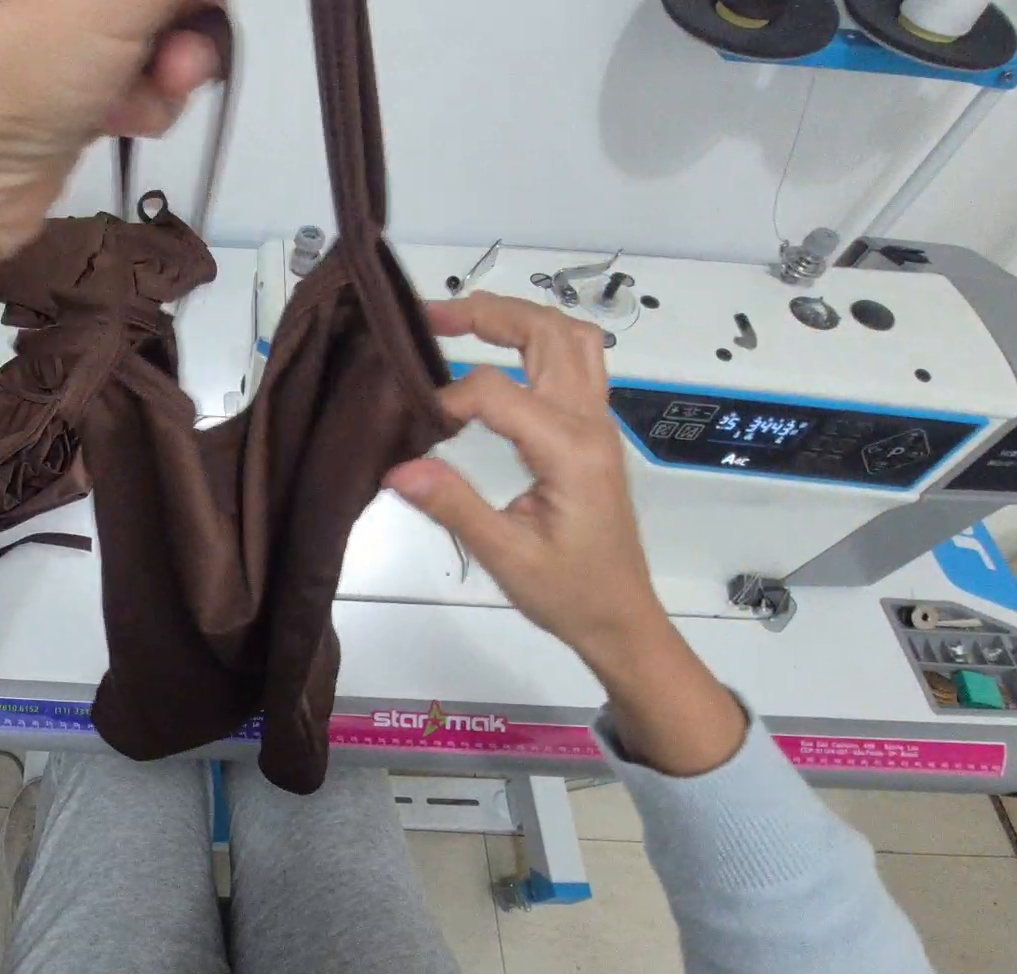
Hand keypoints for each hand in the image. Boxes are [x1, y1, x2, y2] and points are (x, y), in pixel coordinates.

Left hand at [0, 0, 222, 269]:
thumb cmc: (9, 62)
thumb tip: (202, 4)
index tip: (198, 13)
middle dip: (183, 19)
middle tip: (181, 58)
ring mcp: (54, 34)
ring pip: (153, 35)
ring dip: (171, 67)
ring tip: (149, 94)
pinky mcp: (65, 95)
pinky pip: (132, 84)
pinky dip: (143, 103)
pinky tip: (124, 120)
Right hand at [384, 293, 745, 775]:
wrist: (620, 617)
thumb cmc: (568, 592)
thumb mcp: (506, 555)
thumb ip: (453, 505)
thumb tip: (397, 468)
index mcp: (570, 448)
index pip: (497, 392)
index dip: (446, 400)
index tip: (411, 430)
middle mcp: (590, 422)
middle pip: (550, 333)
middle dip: (490, 312)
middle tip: (430, 316)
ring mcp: (597, 424)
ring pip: (571, 339)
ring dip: (519, 318)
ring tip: (463, 321)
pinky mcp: (592, 434)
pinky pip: (575, 363)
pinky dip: (536, 341)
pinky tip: (502, 356)